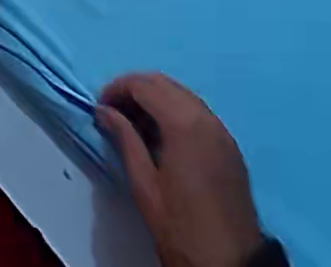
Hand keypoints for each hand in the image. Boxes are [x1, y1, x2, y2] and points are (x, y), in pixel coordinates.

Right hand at [96, 73, 263, 266]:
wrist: (230, 265)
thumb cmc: (180, 227)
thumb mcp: (145, 185)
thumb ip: (125, 139)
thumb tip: (104, 110)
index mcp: (183, 123)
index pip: (144, 85)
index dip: (117, 88)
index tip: (100, 106)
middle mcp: (205, 115)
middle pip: (163, 82)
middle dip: (135, 89)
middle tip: (113, 110)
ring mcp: (221, 128)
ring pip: (181, 93)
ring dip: (155, 97)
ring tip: (133, 122)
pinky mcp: (229, 143)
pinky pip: (197, 110)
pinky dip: (174, 109)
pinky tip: (161, 133)